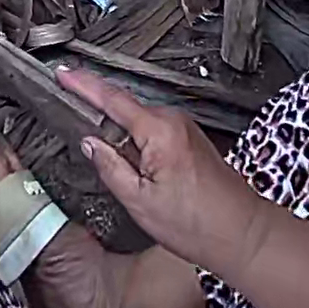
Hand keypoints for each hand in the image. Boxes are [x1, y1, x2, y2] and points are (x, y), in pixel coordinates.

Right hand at [61, 66, 272, 274]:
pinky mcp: (187, 134)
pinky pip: (151, 127)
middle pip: (123, 107)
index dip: (83, 83)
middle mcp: (171, 119)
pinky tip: (139, 166)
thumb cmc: (199, 225)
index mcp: (158, 130)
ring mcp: (181, 124)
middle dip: (101, 117)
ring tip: (121, 166)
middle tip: (83, 133)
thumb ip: (110, 167)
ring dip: (121, 135)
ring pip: (137, 120)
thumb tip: (90, 142)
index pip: (111, 98)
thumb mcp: (141, 203)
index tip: (62, 72)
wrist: (246, 235)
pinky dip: (137, 139)